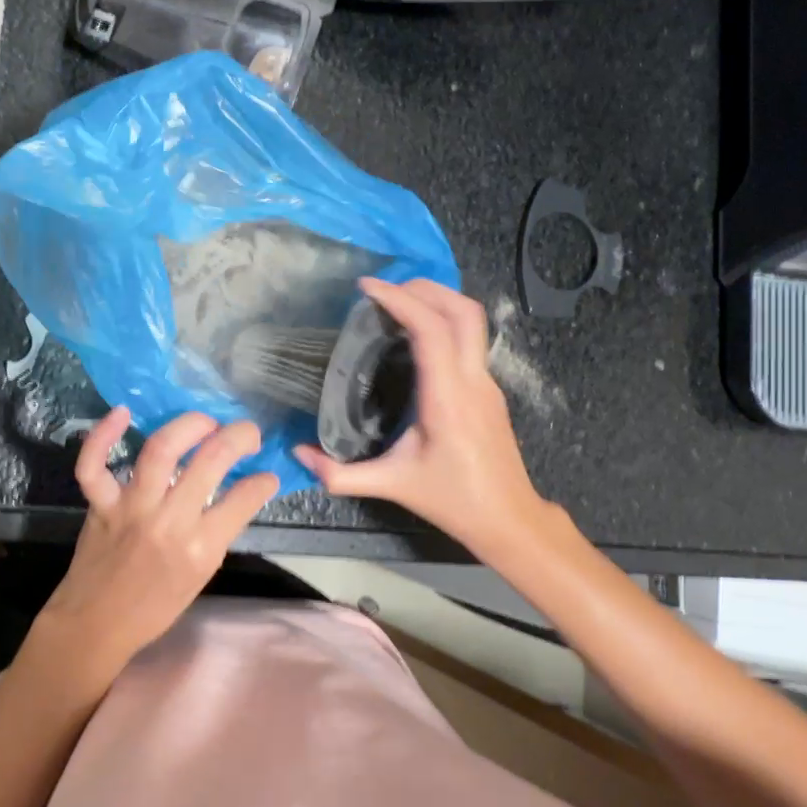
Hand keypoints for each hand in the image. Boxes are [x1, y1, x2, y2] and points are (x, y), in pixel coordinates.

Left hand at [39, 407, 279, 667]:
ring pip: (161, 449)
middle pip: (210, 461)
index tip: (266, 475)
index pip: (244, 498)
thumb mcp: (200, 576)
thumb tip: (236, 494)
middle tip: (246, 432)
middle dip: (238, 437)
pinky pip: (95, 464)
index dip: (262, 481)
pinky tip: (122, 413)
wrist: (97, 624)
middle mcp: (170, 521)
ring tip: (205, 422)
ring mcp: (132, 508)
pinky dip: (103, 435)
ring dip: (189, 425)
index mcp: (201, 548)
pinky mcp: (100, 504)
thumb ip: (216, 533)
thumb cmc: (154, 607)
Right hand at [295, 278, 550, 554]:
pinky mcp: (488, 389)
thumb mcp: (391, 485)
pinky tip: (414, 334)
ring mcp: (486, 383)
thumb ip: (340, 474)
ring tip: (397, 301)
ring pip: (471, 321)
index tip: (366, 288)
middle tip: (383, 288)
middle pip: (462, 311)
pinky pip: (469, 339)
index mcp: (447, 398)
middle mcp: (472, 381)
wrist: (508, 518)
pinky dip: (442, 321)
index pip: (431, 330)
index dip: (400, 301)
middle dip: (423, 288)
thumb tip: (298, 454)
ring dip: (437, 300)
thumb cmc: (452, 500)